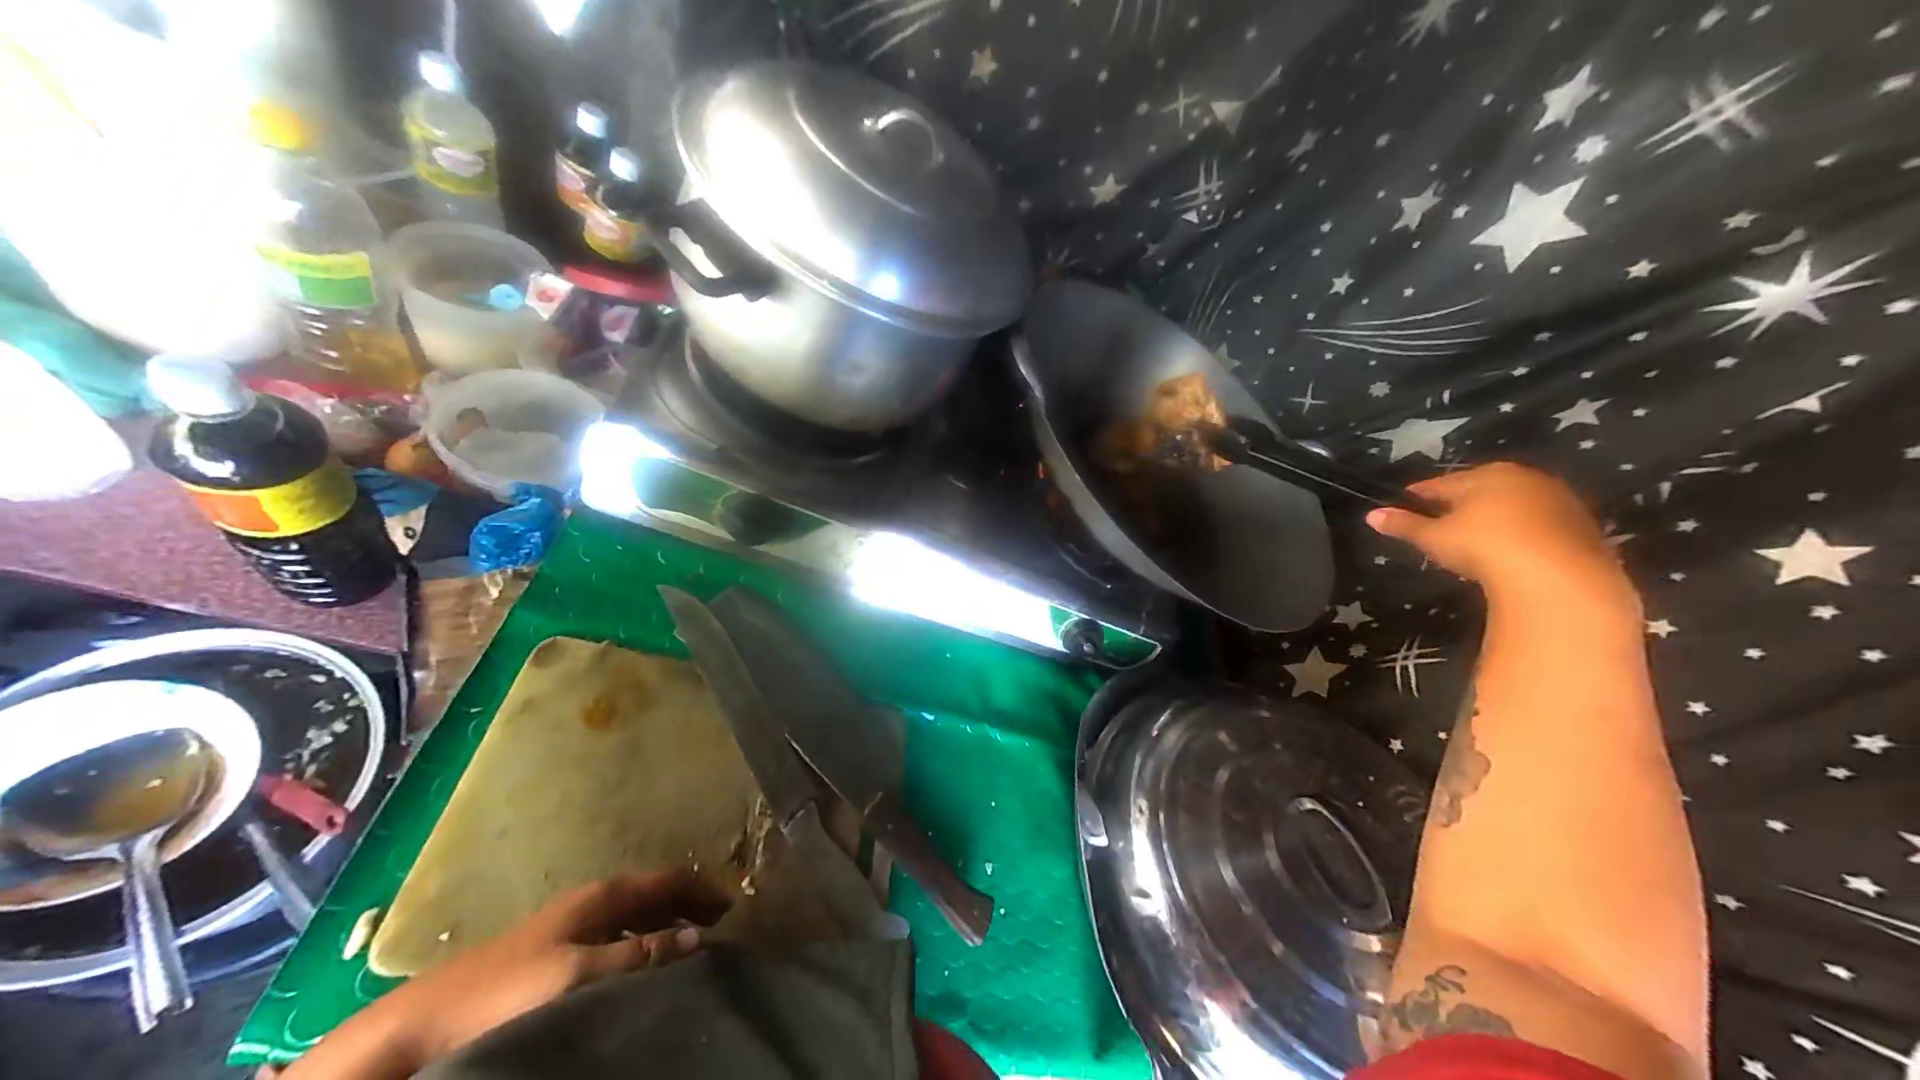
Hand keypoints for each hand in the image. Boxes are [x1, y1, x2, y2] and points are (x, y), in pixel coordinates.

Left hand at [287, 872, 728, 1079]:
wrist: (426, 1024)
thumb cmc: (509, 989)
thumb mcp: (580, 972)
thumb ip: (640, 953)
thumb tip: (696, 938)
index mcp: (602, 895)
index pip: (668, 880)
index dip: (702, 890)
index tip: (733, 907)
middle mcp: (591, 902)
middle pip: (654, 895)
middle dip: (688, 906)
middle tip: (719, 929)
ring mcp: (571, 926)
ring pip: (635, 916)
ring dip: (666, 925)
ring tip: (690, 949)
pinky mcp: (554, 953)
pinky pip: (617, 936)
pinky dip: (642, 942)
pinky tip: (643, 968)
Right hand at [1366, 464, 1631, 605]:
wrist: (1559, 576)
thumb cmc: (1484, 546)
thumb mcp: (1435, 538)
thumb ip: (1405, 525)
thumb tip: (1371, 515)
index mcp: (1486, 475)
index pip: (1442, 483)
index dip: (1421, 494)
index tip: (1406, 500)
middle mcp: (1524, 478)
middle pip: (1482, 488)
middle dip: (1462, 501)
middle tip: (1441, 518)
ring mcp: (1558, 499)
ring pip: (1514, 504)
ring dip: (1496, 516)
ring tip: (1477, 535)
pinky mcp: (1582, 525)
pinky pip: (1540, 523)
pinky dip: (1522, 531)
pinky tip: (1512, 549)